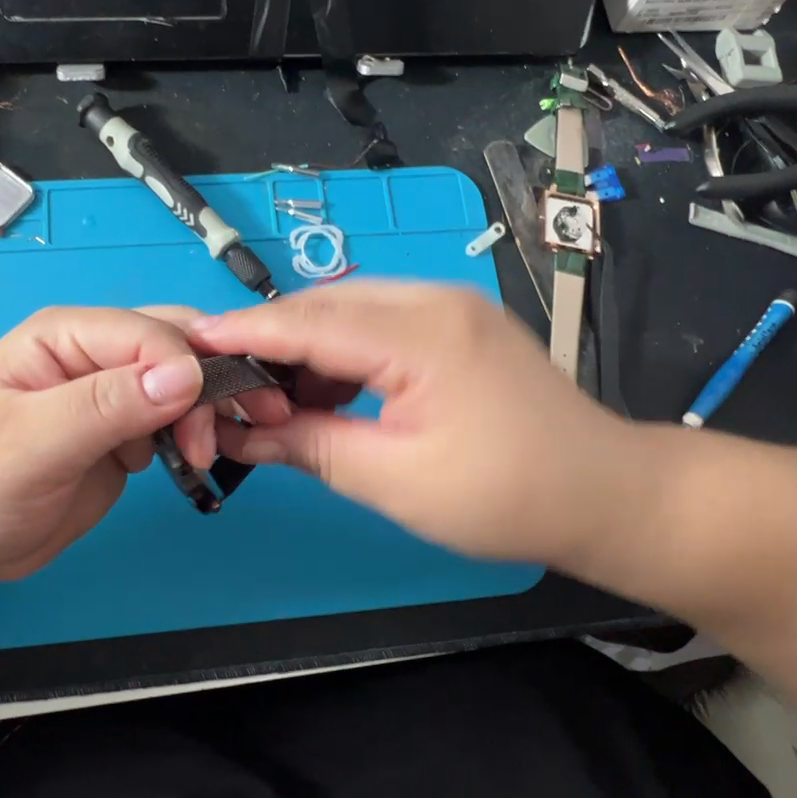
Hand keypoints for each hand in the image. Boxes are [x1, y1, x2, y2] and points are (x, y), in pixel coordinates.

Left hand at [0, 306, 290, 583]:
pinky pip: (174, 421)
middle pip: (176, 347)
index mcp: (65, 337)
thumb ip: (107, 405)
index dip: (189, 368)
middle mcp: (94, 356)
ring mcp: (110, 396)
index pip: (149, 333)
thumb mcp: (32, 444)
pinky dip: (195, 435)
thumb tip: (188, 374)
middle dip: (217, 380)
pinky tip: (196, 458)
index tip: (205, 425)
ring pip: (182, 384)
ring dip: (210, 410)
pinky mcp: (122, 435)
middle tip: (254, 422)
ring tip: (211, 453)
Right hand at [188, 280, 656, 565]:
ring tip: (272, 399)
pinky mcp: (458, 323)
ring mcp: (451, 306)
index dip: (245, 335)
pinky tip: (325, 391)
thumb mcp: (395, 481)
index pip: (309, 323)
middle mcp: (435, 300)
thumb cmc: (505, 497)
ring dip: (306, 349)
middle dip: (270, 342)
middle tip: (225, 386)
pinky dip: (343, 353)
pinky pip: (381, 324)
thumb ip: (311, 446)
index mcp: (422, 334)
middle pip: (326, 306)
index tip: (191, 345)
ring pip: (351, 311)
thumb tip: (241, 435)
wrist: (606, 493)